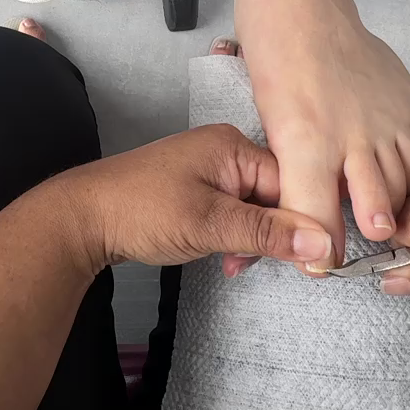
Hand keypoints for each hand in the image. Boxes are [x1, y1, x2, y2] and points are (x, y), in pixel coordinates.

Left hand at [43, 124, 332, 276]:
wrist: (85, 217)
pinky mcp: (199, 188)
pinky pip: (235, 210)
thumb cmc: (145, 212)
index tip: (310, 260)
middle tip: (253, 261)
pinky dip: (235, 235)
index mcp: (233, 146)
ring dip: (253, 238)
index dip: (302, 220)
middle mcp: (226, 150)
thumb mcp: (210, 224)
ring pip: (256, 206)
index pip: (291, 180)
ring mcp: (211, 168)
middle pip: (276, 193)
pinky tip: (225, 256)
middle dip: (273, 232)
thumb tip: (324, 242)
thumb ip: (268, 233)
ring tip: (233, 263)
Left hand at [237, 0, 409, 269]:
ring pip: (406, 183)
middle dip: (369, 235)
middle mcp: (352, 135)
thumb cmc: (275, 62)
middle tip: (365, 244)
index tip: (320, 268)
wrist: (300, 8)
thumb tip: (304, 220)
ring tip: (387, 214)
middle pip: (373, 211)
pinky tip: (407, 174)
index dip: (318, 251)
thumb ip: (291, 175)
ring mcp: (386, 117)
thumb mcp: (270, 124)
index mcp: (305, 143)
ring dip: (398, 203)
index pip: (316, 217)